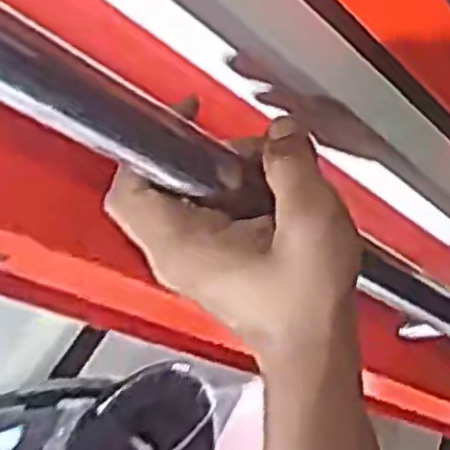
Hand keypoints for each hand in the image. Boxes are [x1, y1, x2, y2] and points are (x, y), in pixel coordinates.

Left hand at [105, 118, 361, 364]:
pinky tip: (296, 202)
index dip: (154, 143)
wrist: (316, 337)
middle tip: (277, 158)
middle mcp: (183, 250)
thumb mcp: (309, 216)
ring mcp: (205, 254)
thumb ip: (292, 166)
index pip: (133, 189)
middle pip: (186, 181)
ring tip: (295, 186)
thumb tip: (282, 129)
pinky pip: (236, 208)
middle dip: (234, 158)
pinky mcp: (228, 256)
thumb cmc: (305, 293)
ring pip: (215, 192)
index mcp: (184, 243)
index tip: (187, 112)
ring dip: (257, 176)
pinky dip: (265, 194)